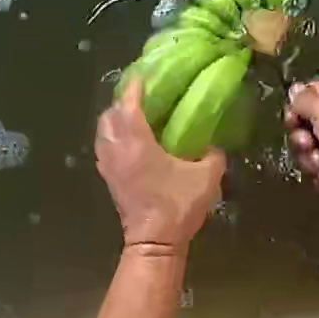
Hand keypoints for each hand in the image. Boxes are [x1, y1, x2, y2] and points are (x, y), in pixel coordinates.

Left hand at [96, 81, 225, 250]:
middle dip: (122, 101)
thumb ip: (213, 154)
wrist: (154, 241)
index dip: (136, 87)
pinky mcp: (108, 178)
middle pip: (110, 115)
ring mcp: (108, 164)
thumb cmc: (177, 205)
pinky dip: (113, 137)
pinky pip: (104, 147)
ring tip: (135, 116)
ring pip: (103, 131)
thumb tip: (214, 143)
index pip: (129, 104)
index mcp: (136, 142)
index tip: (145, 75)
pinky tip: (130, 141)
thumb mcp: (206, 176)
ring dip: (115, 119)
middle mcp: (116, 148)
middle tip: (142, 96)